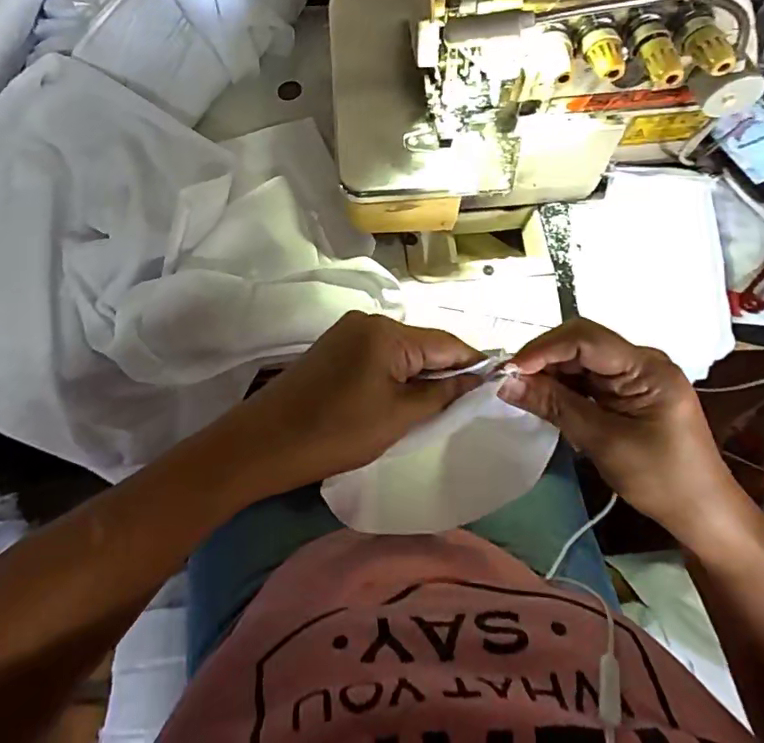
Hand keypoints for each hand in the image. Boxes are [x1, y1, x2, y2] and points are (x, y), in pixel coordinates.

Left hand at [217, 312, 482, 494]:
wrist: (265, 442)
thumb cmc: (337, 432)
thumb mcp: (399, 416)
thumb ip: (442, 393)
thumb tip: (480, 379)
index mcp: (387, 331)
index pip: (447, 342)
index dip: (474, 365)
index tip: (497, 389)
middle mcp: (368, 321)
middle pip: (423, 344)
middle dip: (446, 373)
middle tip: (465, 408)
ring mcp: (347, 332)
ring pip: (400, 351)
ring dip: (419, 376)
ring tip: (435, 410)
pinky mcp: (333, 349)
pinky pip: (378, 357)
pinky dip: (394, 376)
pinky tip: (400, 401)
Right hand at [501, 319, 749, 548]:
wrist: (704, 515)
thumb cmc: (661, 479)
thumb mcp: (603, 442)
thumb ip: (554, 406)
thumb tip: (505, 383)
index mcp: (648, 368)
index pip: (585, 339)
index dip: (543, 348)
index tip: (510, 370)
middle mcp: (643, 361)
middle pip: (580, 343)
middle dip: (543, 358)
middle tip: (510, 380)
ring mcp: (636, 375)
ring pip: (579, 359)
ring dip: (550, 372)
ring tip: (521, 390)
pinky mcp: (629, 390)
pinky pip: (587, 376)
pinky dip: (563, 386)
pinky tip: (544, 398)